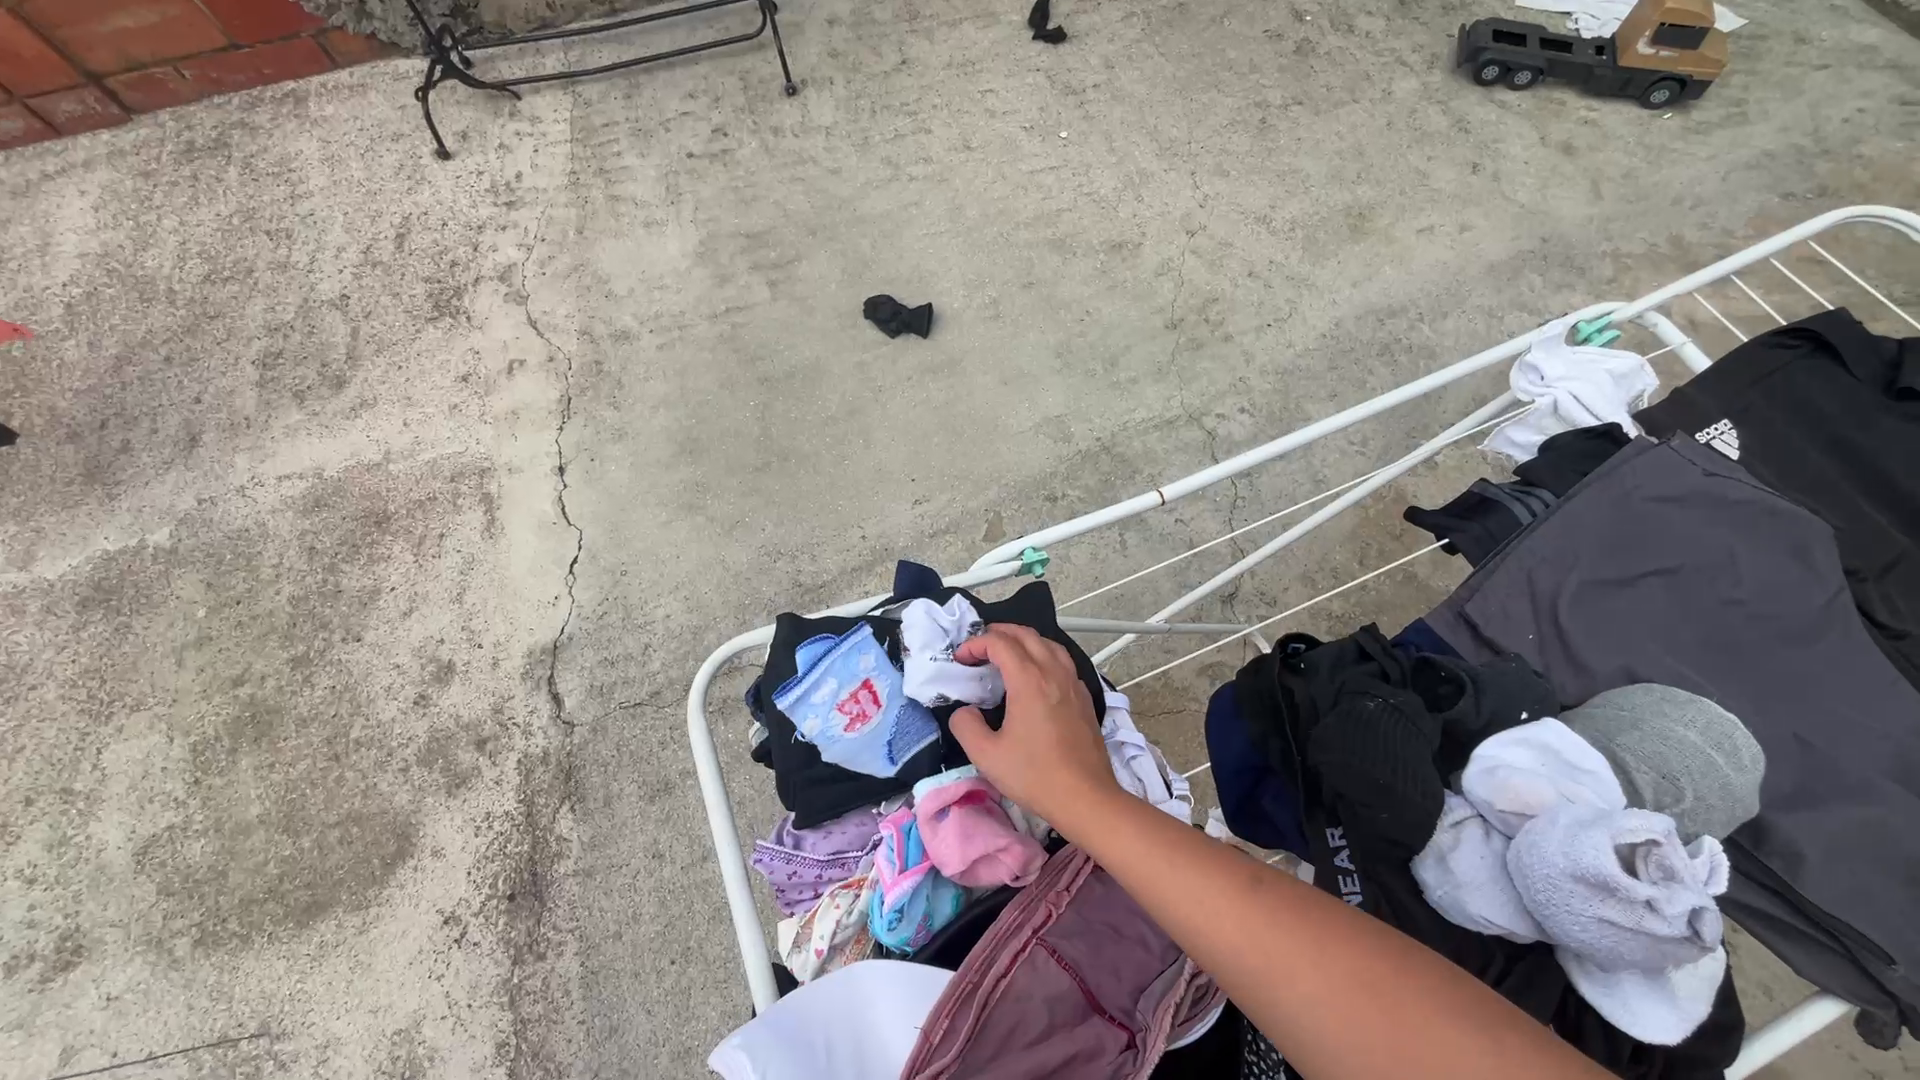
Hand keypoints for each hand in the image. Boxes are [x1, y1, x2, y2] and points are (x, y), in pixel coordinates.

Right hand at [947, 623, 1119, 826]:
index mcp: (1029, 680)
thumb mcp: (986, 755)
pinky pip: (1063, 661)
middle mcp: (1053, 672)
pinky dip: (1044, 655)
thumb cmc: (1035, 775)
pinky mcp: (1084, 698)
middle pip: (1026, 634)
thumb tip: (965, 711)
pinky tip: (1036, 675)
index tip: (961, 660)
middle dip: (999, 633)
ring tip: (1007, 653)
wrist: (1085, 797)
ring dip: (1024, 640)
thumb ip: (965, 725)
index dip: (975, 644)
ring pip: (1049, 644)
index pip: (999, 643)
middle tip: (978, 647)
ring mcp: (1073, 684)